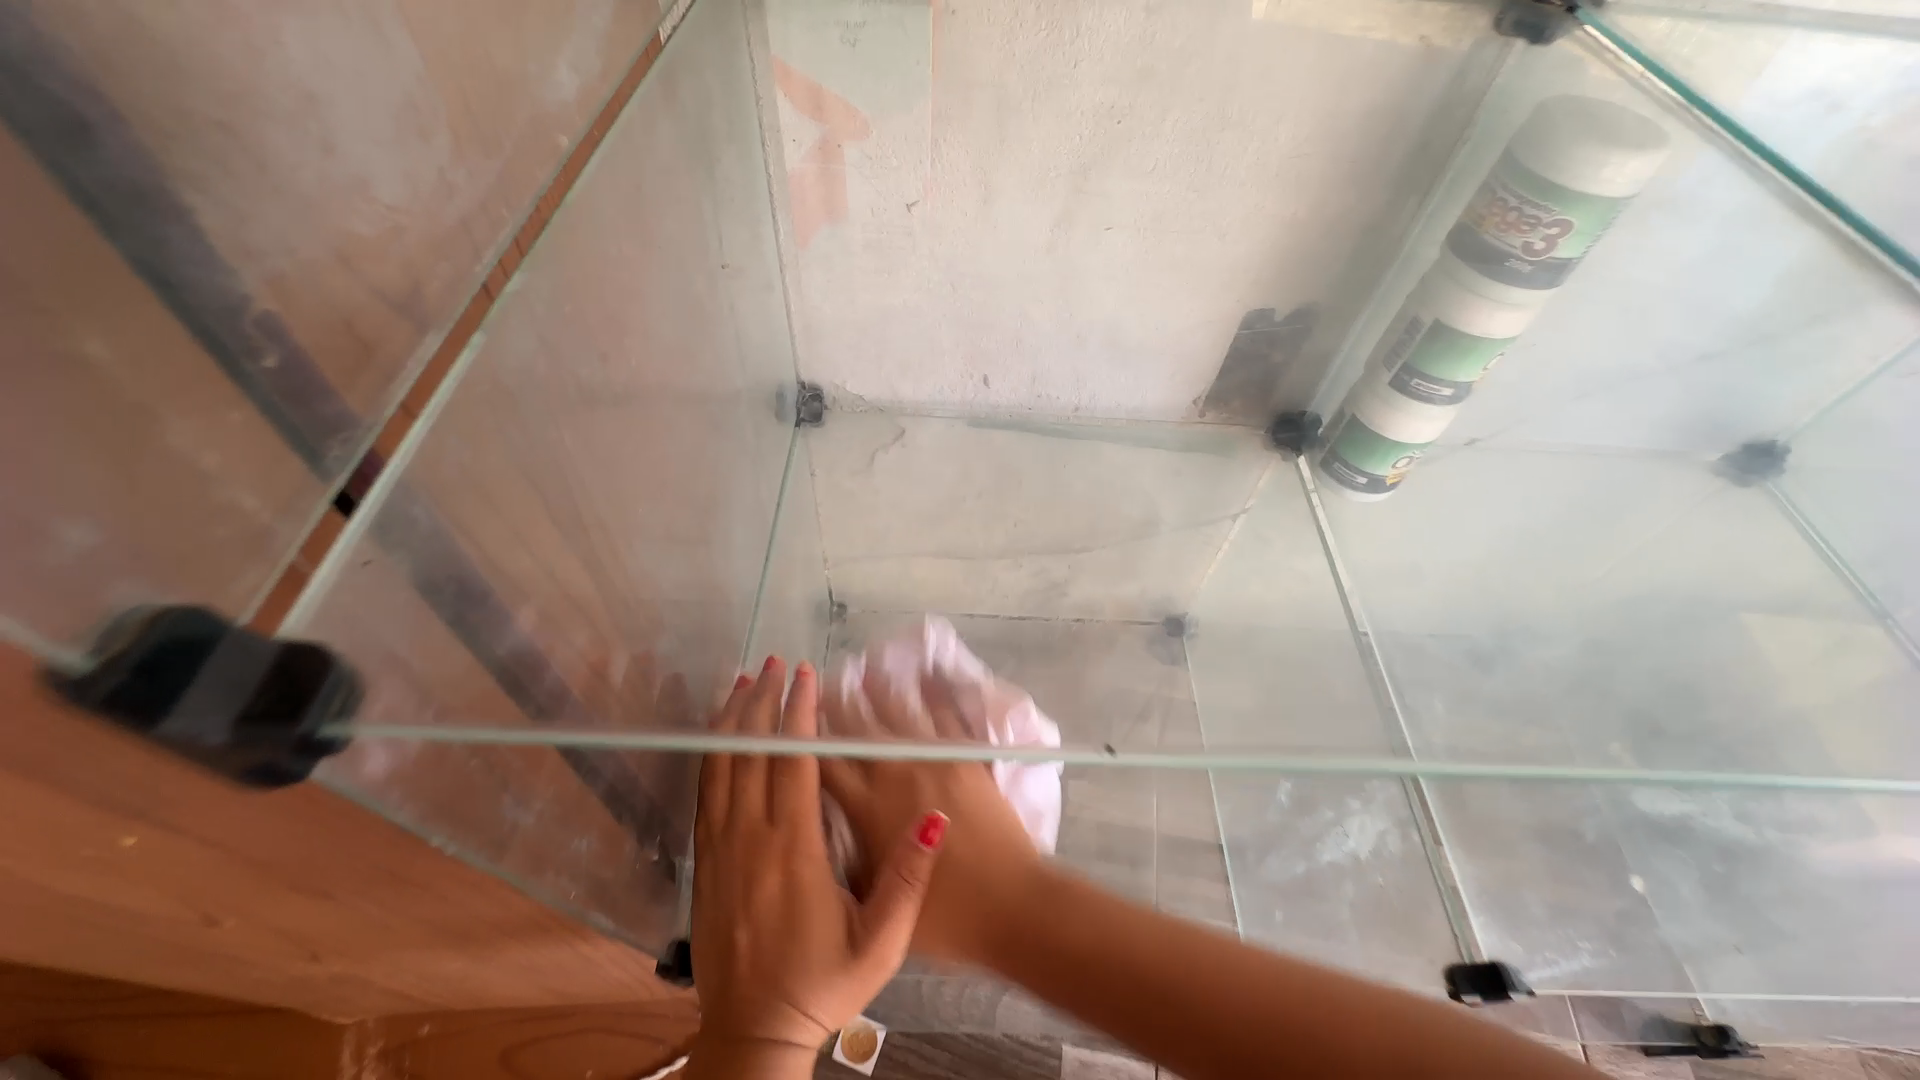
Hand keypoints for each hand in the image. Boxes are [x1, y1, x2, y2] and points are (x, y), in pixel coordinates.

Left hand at [688, 658, 946, 1074]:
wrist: (754, 1032)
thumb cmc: (825, 984)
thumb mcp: (880, 941)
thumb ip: (906, 879)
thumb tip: (933, 818)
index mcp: (792, 852)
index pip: (792, 764)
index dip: (798, 714)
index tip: (806, 676)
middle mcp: (749, 842)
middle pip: (749, 754)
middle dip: (762, 702)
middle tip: (775, 663)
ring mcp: (720, 852)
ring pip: (720, 768)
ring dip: (731, 721)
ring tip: (744, 682)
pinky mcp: (704, 866)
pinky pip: (705, 796)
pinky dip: (712, 756)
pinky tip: (720, 737)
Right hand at [821, 670, 1048, 967]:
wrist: (1010, 903)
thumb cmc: (942, 915)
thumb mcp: (875, 899)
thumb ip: (846, 856)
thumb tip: (825, 829)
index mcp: (866, 806)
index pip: (823, 762)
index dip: (800, 740)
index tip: (787, 722)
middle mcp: (895, 771)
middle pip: (856, 728)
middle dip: (834, 705)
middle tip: (817, 683)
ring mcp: (933, 758)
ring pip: (898, 713)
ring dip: (877, 690)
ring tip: (863, 669)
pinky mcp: (967, 756)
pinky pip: (945, 715)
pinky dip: (932, 694)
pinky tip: (924, 677)